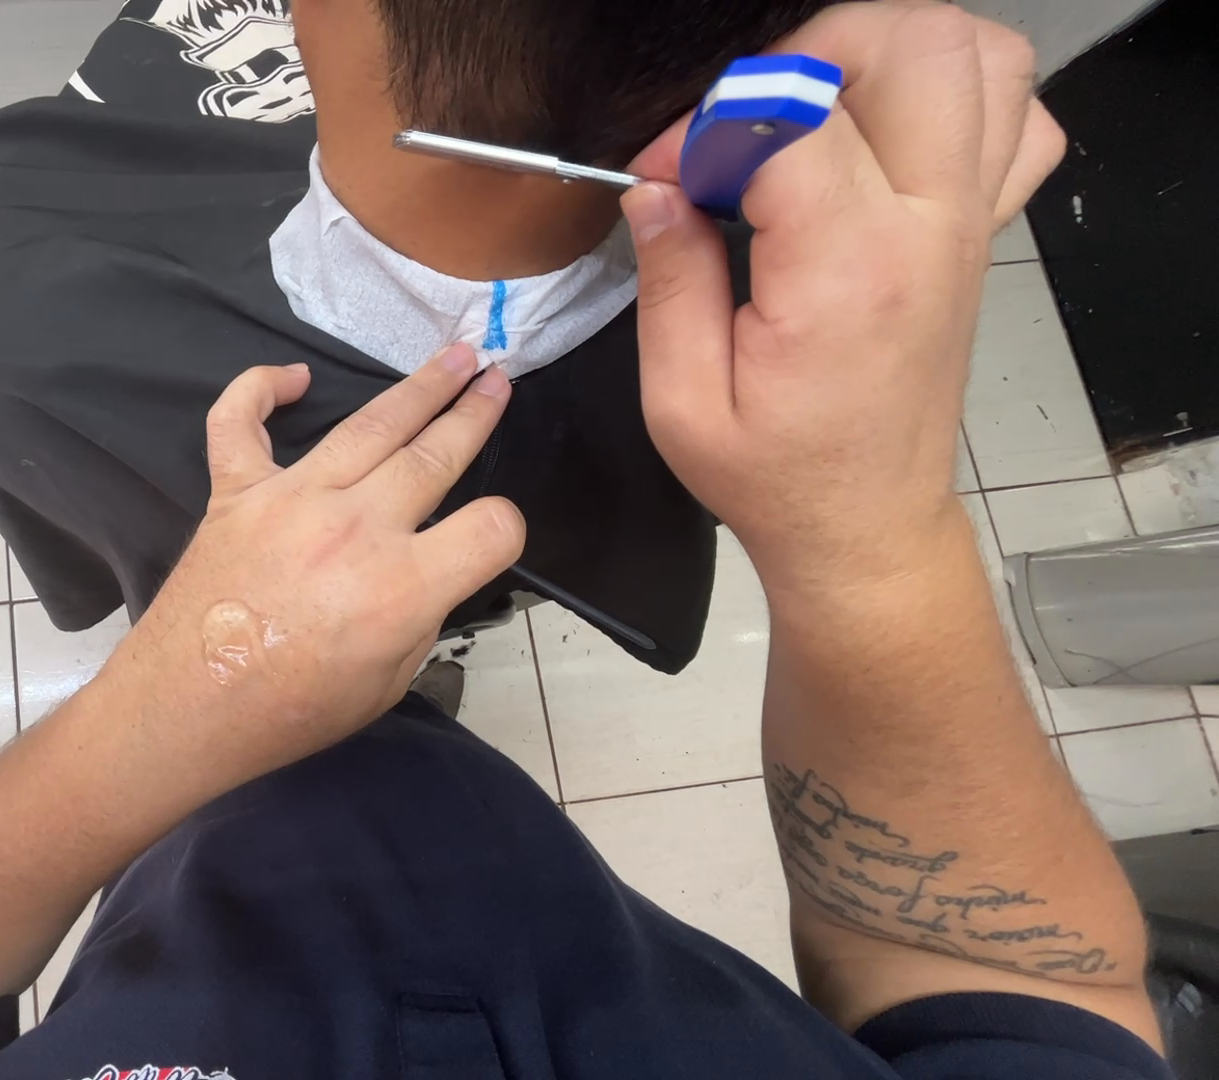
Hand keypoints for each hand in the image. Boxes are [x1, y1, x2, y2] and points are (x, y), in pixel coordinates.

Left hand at [94, 345, 524, 785]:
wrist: (188, 709)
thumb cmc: (290, 713)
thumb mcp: (386, 685)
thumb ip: (419, 619)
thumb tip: (426, 573)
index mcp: (403, 587)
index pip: (492, 527)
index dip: (504, 529)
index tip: (490, 532)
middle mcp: (354, 528)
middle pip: (434, 453)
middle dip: (475, 412)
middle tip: (496, 376)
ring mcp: (290, 499)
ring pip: (367, 425)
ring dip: (417, 387)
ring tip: (451, 356)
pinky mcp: (236, 492)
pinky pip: (238, 422)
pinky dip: (258, 390)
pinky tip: (292, 377)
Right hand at [619, 1, 1063, 594]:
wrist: (858, 519)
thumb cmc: (764, 472)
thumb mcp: (680, 399)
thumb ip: (669, 284)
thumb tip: (652, 192)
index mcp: (844, 274)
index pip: (790, 123)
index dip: (702, 127)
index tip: (652, 177)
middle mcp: (928, 228)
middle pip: (908, 47)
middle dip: (797, 58)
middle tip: (728, 125)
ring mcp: (970, 223)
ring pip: (978, 55)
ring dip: (875, 58)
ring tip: (795, 117)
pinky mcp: (978, 234)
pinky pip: (1013, 113)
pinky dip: (949, 93)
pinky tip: (877, 142)